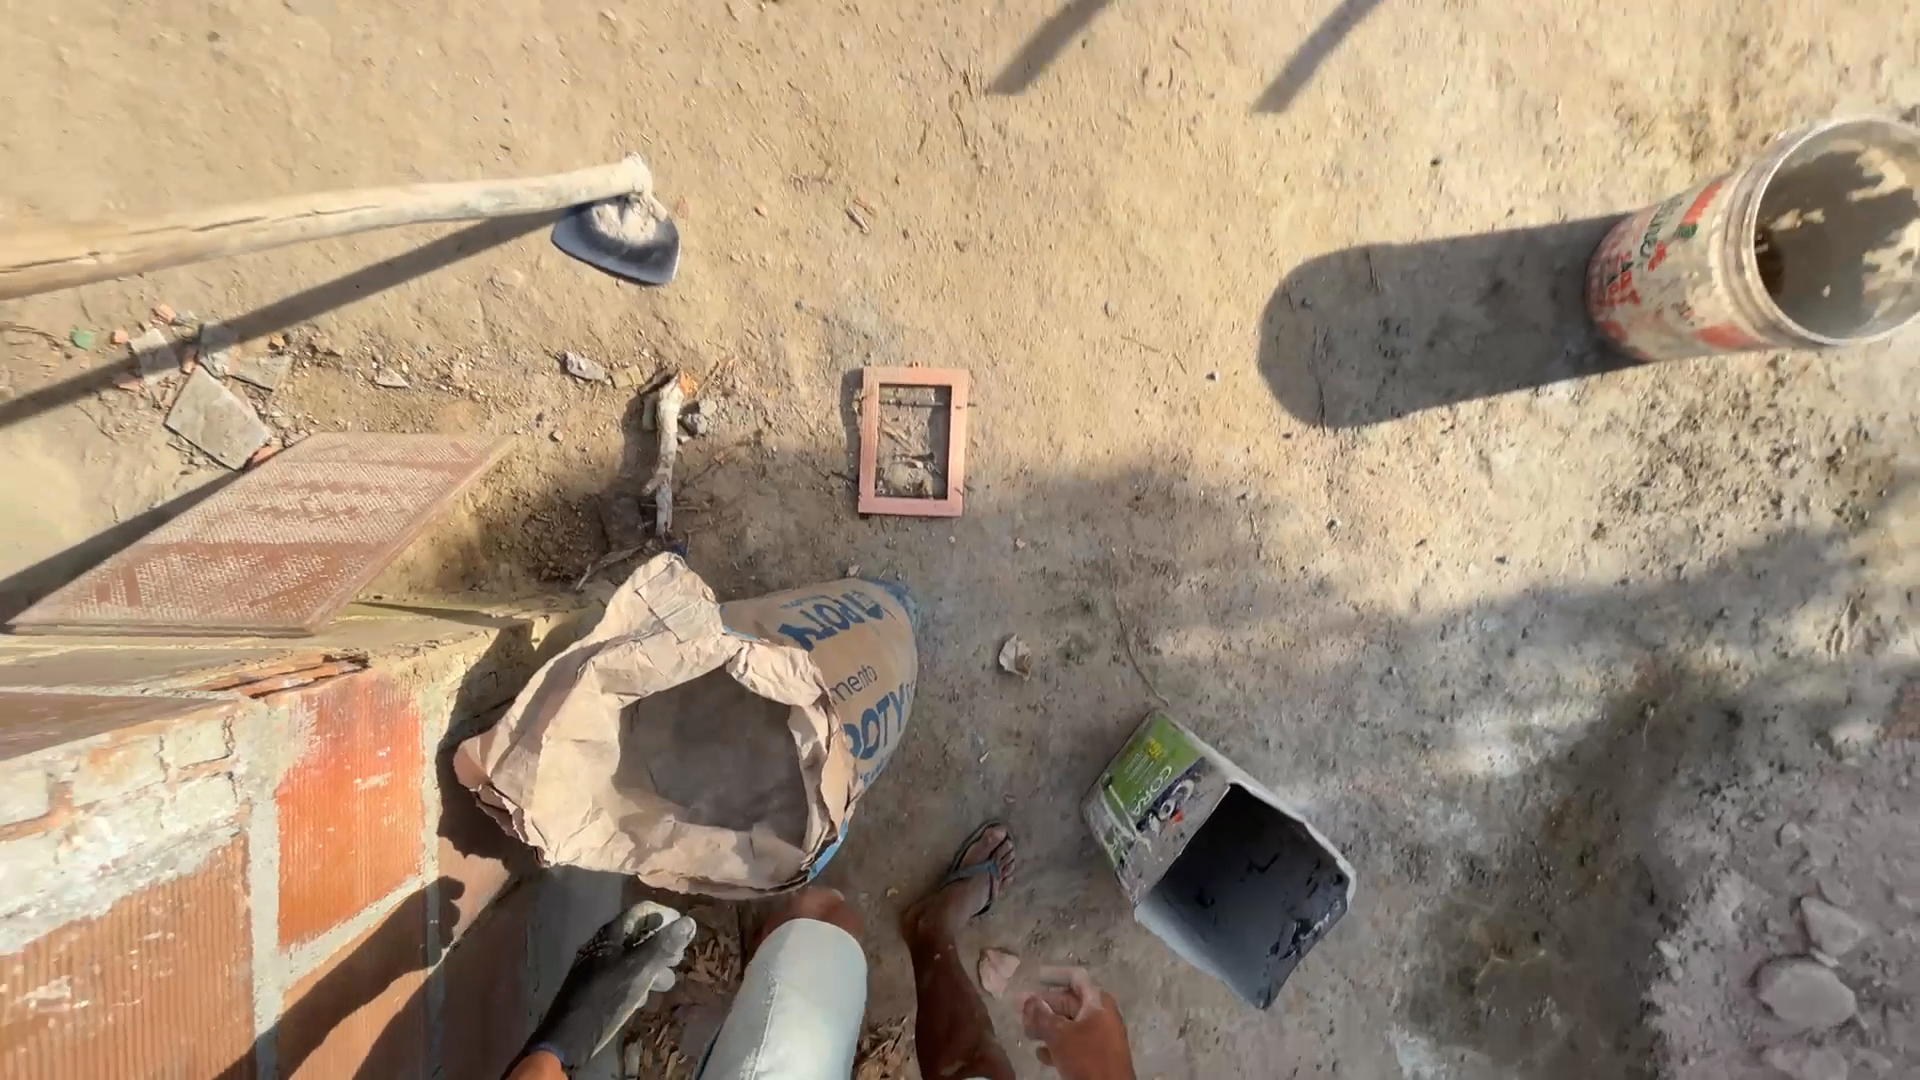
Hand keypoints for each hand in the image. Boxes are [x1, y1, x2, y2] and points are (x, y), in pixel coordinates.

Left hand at [523, 901, 695, 1070]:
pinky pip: (625, 976)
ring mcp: (599, 967)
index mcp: (611, 934)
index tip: (684, 931)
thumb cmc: (604, 998)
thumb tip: (689, 921)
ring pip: (634, 957)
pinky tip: (646, 996)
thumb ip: (663, 945)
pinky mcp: (597, 989)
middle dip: (663, 944)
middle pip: (640, 934)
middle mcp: (604, 945)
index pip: (644, 911)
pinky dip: (640, 980)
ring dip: (655, 965)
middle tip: (679, 958)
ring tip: (667, 981)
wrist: (566, 1040)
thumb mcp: (638, 970)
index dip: (666, 916)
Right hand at [1017, 967, 1136, 1079]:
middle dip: (1045, 1006)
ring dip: (1048, 1027)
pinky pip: (1075, 1042)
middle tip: (1023, 1012)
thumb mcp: (1059, 1035)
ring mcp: (1102, 1036)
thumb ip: (1040, 1015)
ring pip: (1070, 1024)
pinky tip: (1041, 1054)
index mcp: (1097, 1001)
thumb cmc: (1087, 1058)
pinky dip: (1058, 1044)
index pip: (1075, 977)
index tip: (1035, 978)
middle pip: (1070, 1001)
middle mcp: (1102, 1014)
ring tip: (1027, 1033)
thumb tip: (1026, 999)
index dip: (1054, 974)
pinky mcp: (1099, 1056)